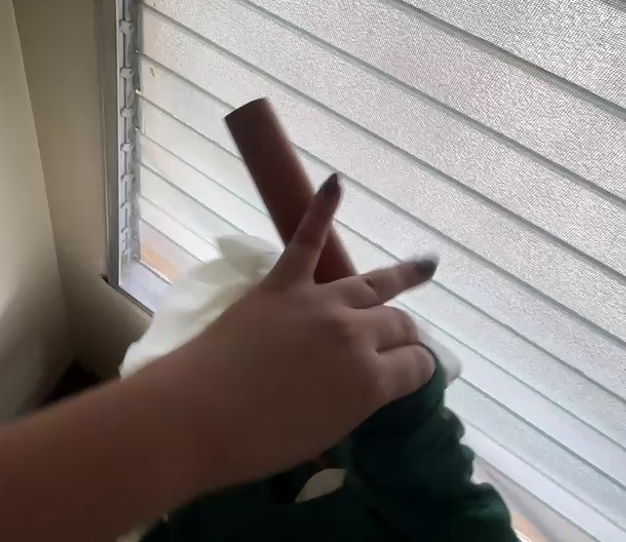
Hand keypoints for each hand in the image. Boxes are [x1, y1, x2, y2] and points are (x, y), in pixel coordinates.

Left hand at [134, 176, 438, 488]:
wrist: (199, 413)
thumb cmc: (260, 441)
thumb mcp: (326, 431)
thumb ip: (355, 400)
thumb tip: (367, 380)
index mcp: (372, 381)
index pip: (417, 366)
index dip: (421, 368)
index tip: (417, 370)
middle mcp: (355, 334)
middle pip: (398, 324)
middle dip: (408, 334)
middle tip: (406, 339)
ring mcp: (318, 302)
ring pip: (372, 284)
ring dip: (401, 275)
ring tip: (426, 265)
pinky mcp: (281, 282)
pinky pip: (306, 239)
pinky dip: (321, 209)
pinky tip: (336, 183)